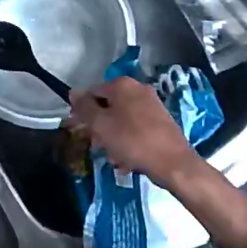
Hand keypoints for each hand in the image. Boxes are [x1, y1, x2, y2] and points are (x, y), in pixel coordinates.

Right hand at [69, 78, 200, 186]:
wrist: (173, 162)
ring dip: (113, 139)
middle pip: (108, 106)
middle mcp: (138, 89)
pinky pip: (136, 129)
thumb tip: (73, 92)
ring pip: (122, 120)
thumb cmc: (132, 140)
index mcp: (122, 85)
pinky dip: (129, 142)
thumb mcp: (101, 125)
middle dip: (100, 128)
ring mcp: (152, 104)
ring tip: (115, 158)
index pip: (92, 92)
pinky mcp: (161, 121)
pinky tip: (128, 161)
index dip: (82, 111)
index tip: (79, 129)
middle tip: (97, 146)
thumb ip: (85, 107)